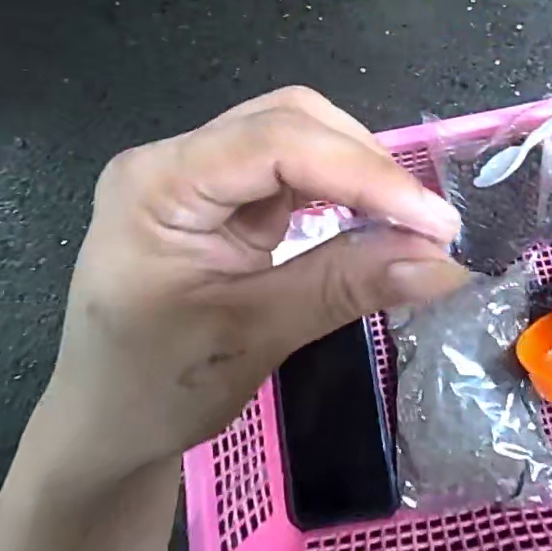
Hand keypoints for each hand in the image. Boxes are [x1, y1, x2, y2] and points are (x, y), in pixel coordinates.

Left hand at [42, 88, 471, 476]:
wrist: (106, 429)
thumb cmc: (154, 390)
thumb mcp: (253, 336)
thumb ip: (345, 286)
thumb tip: (444, 262)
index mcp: (158, 183)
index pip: (276, 144)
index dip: (365, 175)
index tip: (436, 222)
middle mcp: (177, 160)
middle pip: (290, 121)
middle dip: (366, 164)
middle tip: (426, 221)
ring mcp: (201, 176)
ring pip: (300, 137)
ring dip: (362, 173)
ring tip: (409, 220)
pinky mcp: (225, 198)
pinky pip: (297, 172)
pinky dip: (345, 191)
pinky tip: (373, 218)